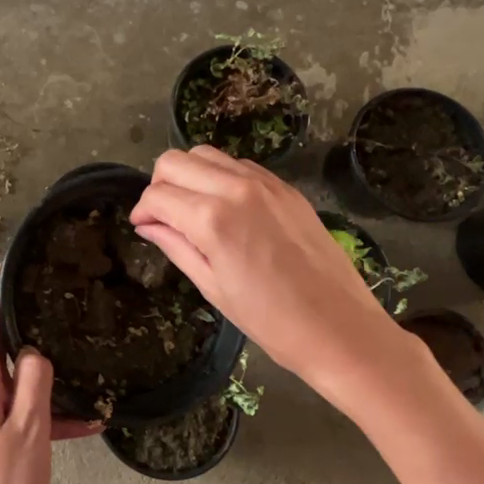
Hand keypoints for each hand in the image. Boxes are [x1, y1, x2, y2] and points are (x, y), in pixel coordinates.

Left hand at [0, 267, 97, 483]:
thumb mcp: (30, 427)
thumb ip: (34, 378)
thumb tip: (33, 350)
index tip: (18, 270)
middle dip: (23, 319)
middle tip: (63, 308)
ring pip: (7, 367)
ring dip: (41, 367)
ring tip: (84, 362)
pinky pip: (14, 400)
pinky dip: (42, 404)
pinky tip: (87, 419)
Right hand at [128, 147, 424, 400]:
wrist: (341, 329)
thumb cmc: (270, 321)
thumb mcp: (212, 287)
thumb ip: (176, 246)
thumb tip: (147, 226)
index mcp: (212, 219)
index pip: (157, 195)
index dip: (142, 211)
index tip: (142, 227)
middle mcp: (235, 189)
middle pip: (175, 161)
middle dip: (159, 185)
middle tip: (164, 216)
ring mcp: (265, 184)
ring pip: (206, 154)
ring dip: (189, 175)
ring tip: (192, 209)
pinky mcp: (286, 188)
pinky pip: (239, 165)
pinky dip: (220, 177)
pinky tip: (225, 208)